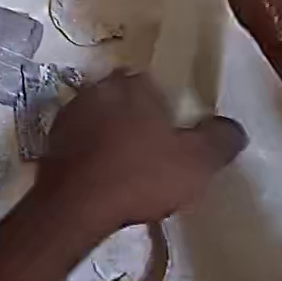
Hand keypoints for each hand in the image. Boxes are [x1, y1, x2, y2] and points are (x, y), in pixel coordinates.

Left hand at [35, 71, 245, 231]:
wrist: (76, 201)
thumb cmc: (140, 174)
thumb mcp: (198, 160)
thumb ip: (220, 137)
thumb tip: (228, 125)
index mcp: (129, 86)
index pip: (151, 79)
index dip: (166, 100)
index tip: (177, 124)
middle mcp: (95, 90)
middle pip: (123, 96)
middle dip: (138, 114)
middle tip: (158, 143)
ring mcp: (69, 113)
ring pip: (100, 115)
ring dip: (114, 130)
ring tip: (133, 161)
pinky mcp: (53, 137)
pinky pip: (82, 136)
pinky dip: (94, 147)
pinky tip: (107, 170)